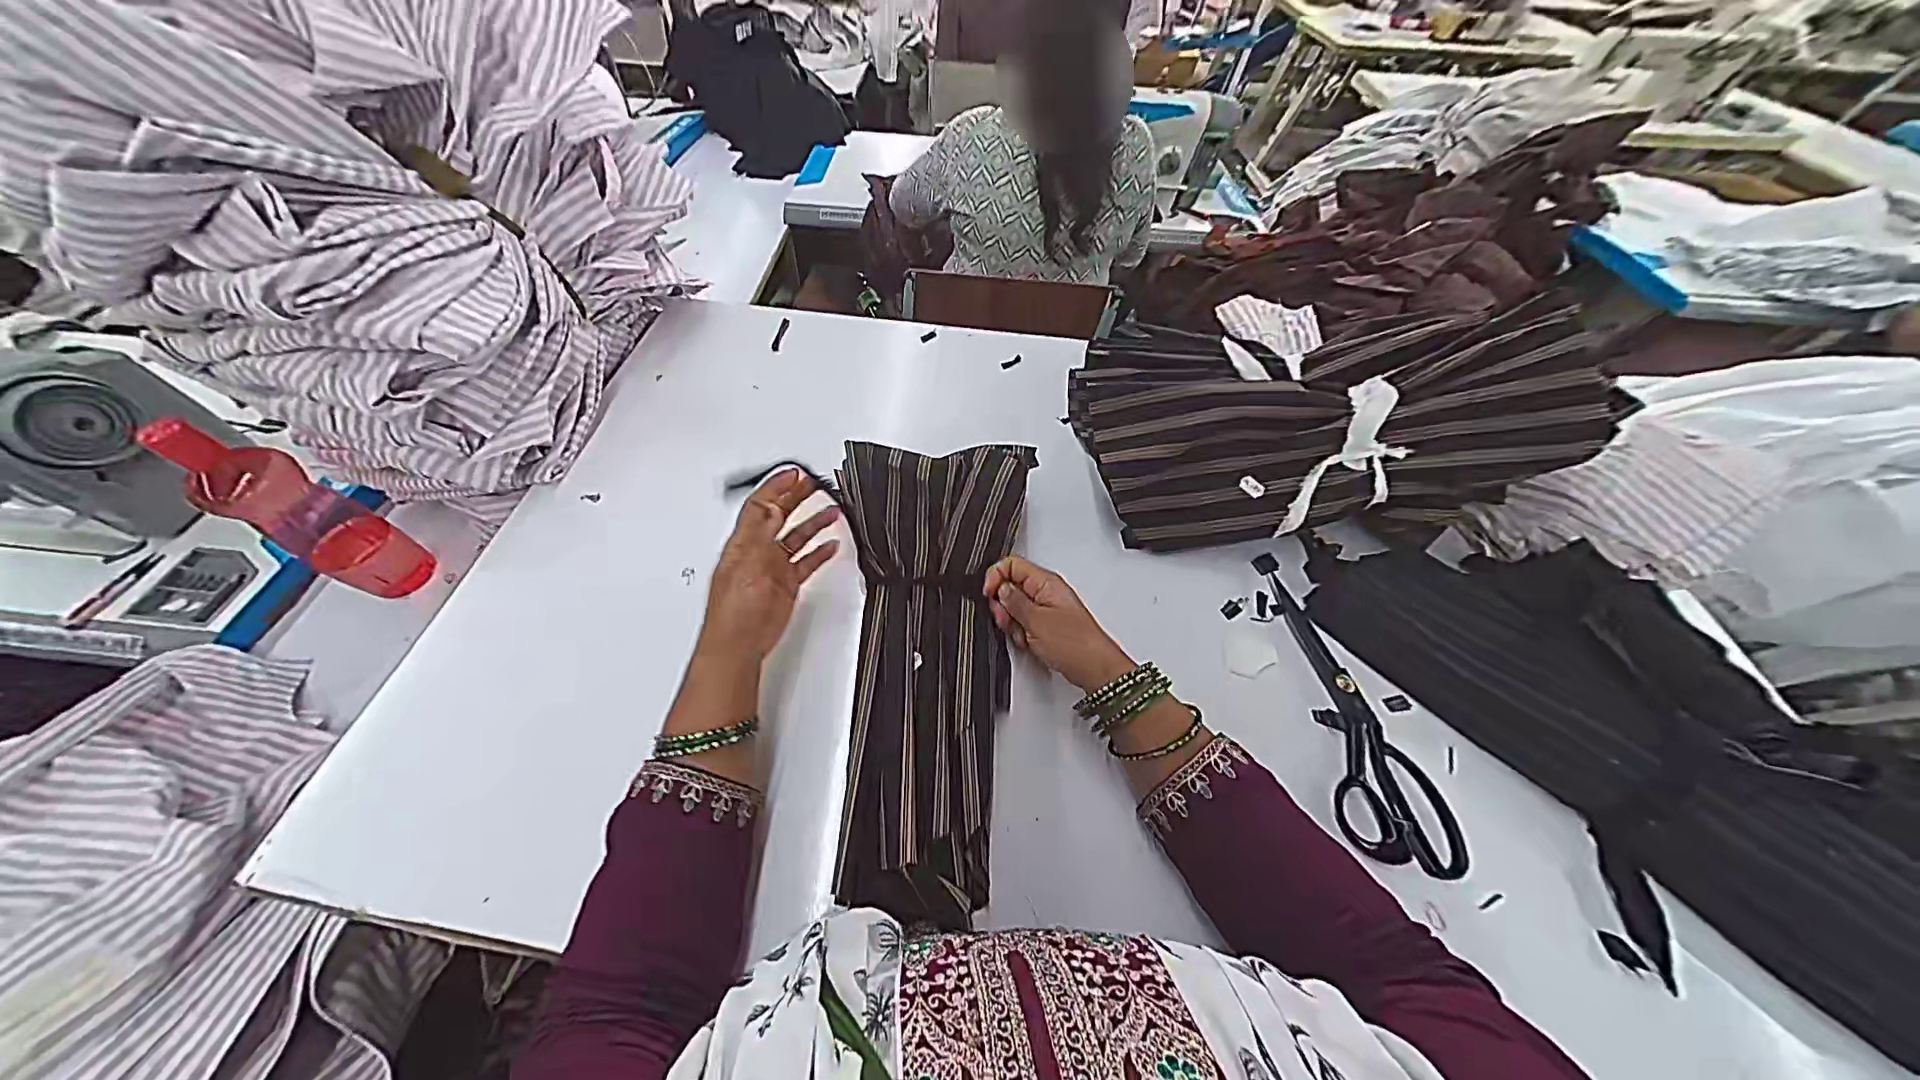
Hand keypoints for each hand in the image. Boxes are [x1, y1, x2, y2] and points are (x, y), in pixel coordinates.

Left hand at [697, 468, 840, 668]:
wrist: (739, 643)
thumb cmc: (734, 609)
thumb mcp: (748, 562)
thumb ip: (762, 532)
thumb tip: (772, 506)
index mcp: (744, 542)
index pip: (760, 504)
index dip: (777, 486)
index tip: (794, 474)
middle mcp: (758, 551)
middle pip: (779, 515)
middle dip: (796, 497)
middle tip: (814, 484)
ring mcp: (772, 568)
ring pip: (797, 537)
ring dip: (813, 522)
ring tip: (831, 510)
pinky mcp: (785, 585)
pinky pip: (806, 562)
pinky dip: (819, 552)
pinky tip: (830, 544)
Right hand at [983, 556, 1133, 692]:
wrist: (1094, 668)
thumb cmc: (1076, 644)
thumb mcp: (1036, 620)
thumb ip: (1014, 601)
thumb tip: (1000, 589)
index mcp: (1046, 582)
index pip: (1011, 565)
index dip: (996, 577)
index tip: (990, 595)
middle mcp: (1047, 592)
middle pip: (1011, 586)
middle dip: (1003, 605)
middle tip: (1006, 619)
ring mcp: (1047, 609)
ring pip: (1015, 607)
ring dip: (1012, 622)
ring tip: (1023, 634)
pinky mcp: (1047, 626)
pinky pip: (1024, 623)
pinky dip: (1021, 633)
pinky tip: (1028, 642)